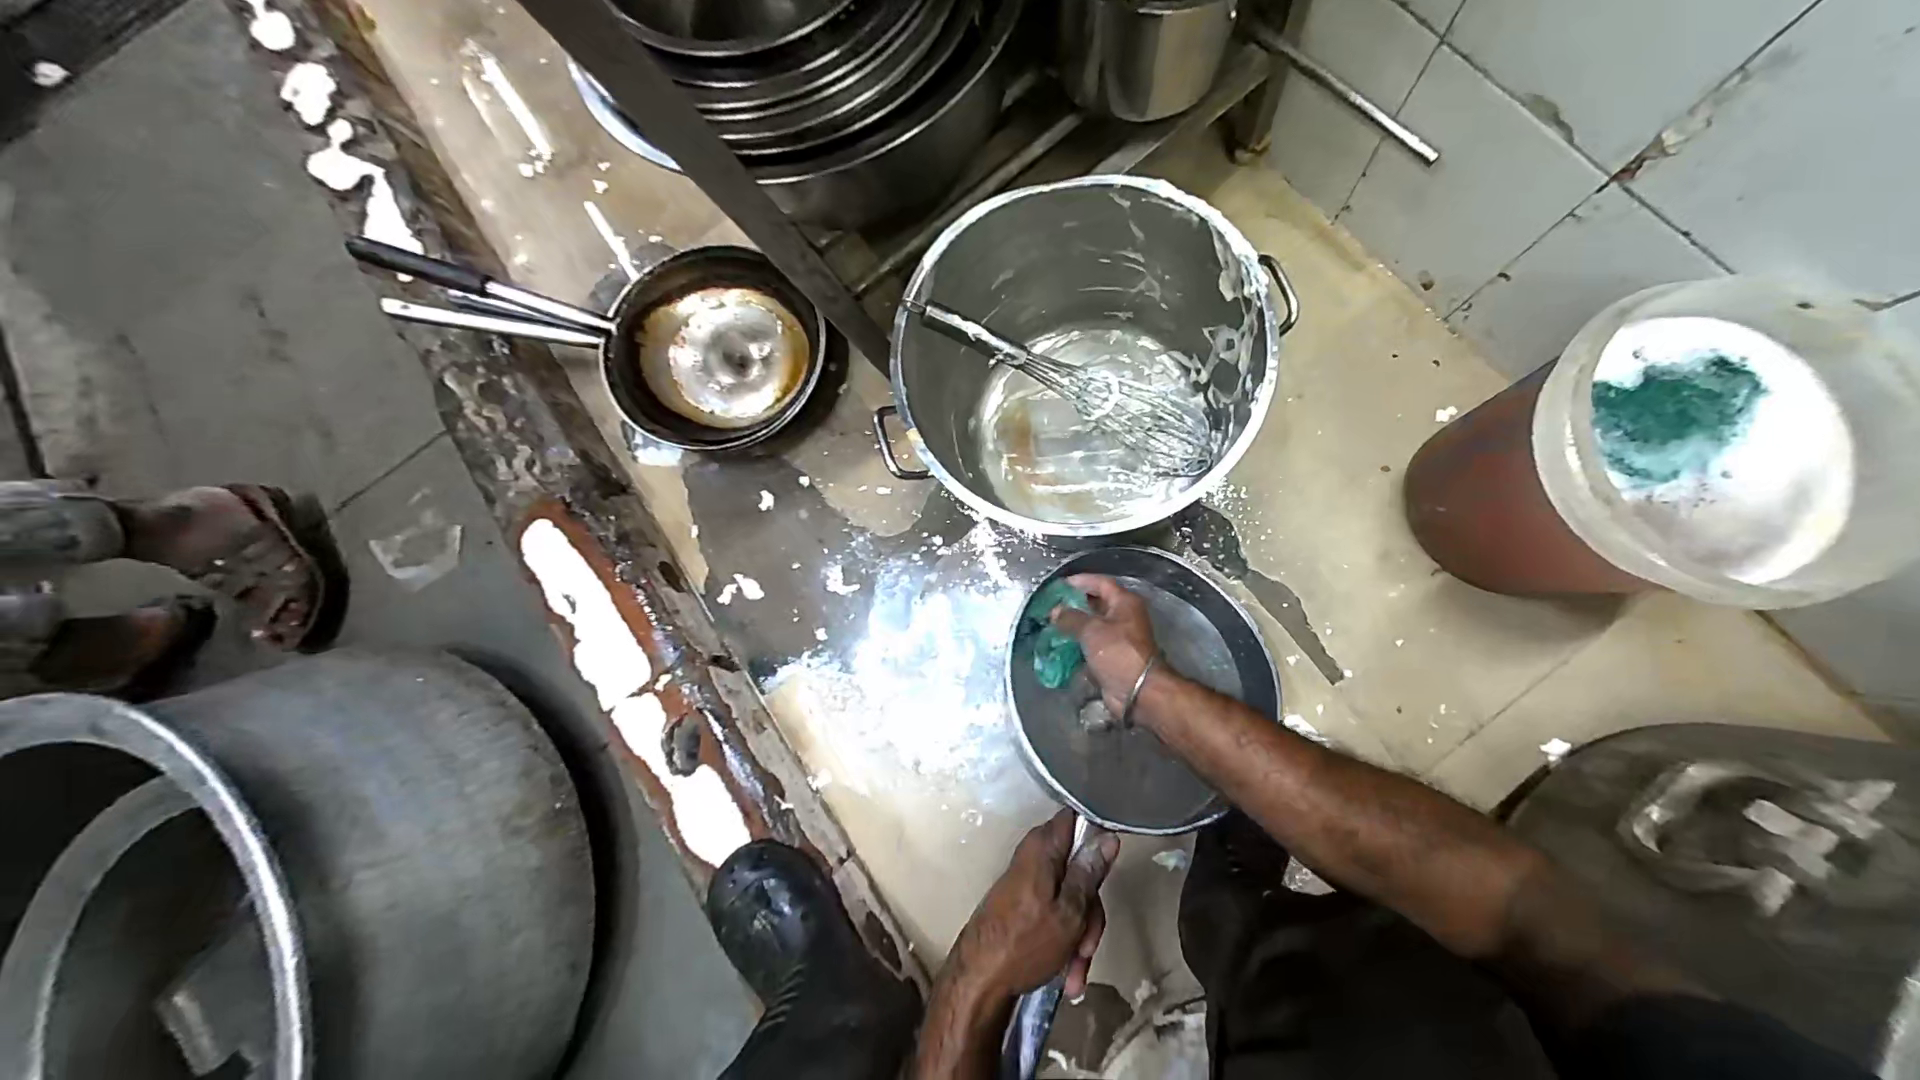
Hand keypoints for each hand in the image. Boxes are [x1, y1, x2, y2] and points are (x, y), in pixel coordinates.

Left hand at [945, 810, 1120, 1001]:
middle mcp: (1035, 856)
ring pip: (1070, 897)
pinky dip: (1064, 940)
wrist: (979, 979)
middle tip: (1087, 943)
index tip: (1110, 865)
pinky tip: (1067, 973)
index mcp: (1044, 846)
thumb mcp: (1070, 912)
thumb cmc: (1025, 942)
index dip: (1098, 834)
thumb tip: (1107, 836)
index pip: (1077, 818)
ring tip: (1076, 970)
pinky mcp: (1025, 903)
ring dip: (1078, 934)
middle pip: (1080, 868)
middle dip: (1090, 910)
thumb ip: (1089, 873)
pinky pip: (1055, 912)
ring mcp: (1029, 880)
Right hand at [1049, 574, 1159, 717]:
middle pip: (1097, 603)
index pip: (1100, 583)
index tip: (1059, 585)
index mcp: (1125, 602)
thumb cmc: (1118, 653)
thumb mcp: (1091, 629)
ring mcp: (1119, 638)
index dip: (1080, 581)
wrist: (1138, 690)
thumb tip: (1055, 611)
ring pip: (1093, 625)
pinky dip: (1078, 644)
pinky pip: (1092, 645)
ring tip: (1052, 624)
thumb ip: (1071, 617)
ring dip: (1074, 625)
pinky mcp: (1113, 657)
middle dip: (1074, 604)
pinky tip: (1060, 645)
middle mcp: (1124, 617)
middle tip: (1053, 605)